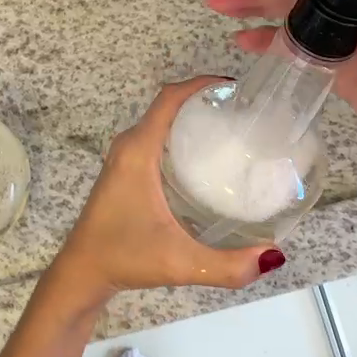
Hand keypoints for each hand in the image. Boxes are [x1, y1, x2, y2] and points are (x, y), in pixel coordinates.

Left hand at [49, 78, 284, 302]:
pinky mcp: (124, 171)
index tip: (238, 88)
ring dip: (191, 119)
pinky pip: (155, 138)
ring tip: (233, 131)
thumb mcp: (179, 262)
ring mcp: (124, 158)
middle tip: (245, 113)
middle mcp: (129, 146)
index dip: (201, 84)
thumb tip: (274, 256)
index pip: (169, 98)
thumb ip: (228, 265)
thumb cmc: (123, 257)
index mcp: (138, 151)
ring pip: (161, 123)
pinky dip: (180, 136)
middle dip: (204, 101)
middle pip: (169, 106)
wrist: (82, 272)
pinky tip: (206, 160)